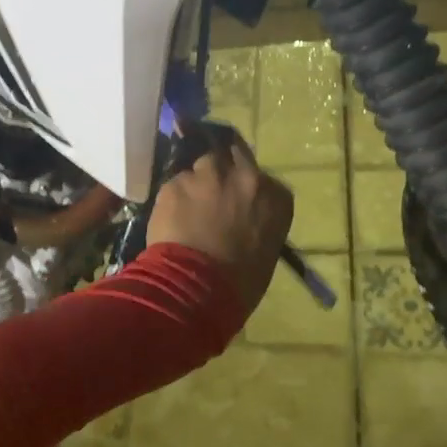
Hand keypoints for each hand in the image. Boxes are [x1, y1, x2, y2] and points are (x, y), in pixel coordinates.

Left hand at [145, 128, 293, 316]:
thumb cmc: (240, 282)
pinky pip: (175, 184)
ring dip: (197, 183)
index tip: (237, 202)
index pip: (261, 179)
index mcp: (275, 197)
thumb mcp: (266, 250)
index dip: (245, 188)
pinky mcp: (176, 182)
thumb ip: (259, 221)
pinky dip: (174, 199)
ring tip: (188, 209)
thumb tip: (246, 219)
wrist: (198, 286)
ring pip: (200, 167)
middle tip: (211, 197)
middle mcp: (245, 176)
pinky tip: (171, 220)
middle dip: (221, 174)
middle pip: (231, 159)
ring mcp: (208, 175)